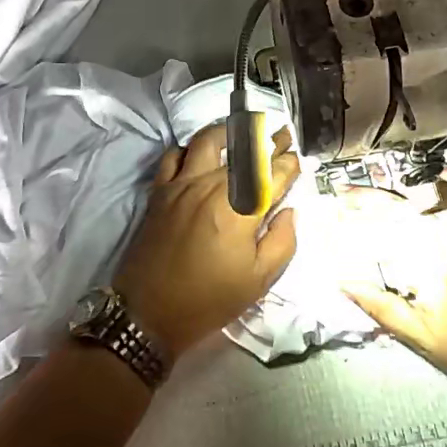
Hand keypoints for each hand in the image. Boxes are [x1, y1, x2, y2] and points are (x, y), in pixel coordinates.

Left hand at [114, 125, 299, 356]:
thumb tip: (289, 213)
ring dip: (230, 133)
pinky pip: (173, 156)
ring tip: (242, 131)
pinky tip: (199, 154)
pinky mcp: (159, 192)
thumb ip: (283, 241)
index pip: (274, 173)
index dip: (289, 163)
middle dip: (268, 142)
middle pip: (245, 152)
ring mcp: (182, 185)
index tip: (298, 158)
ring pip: (207, 141)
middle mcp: (212, 186)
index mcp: (241, 208)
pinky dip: (189, 148)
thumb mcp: (260, 279)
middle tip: (281, 135)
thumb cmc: (209, 299)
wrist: (148, 314)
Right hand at [338, 171, 446, 417]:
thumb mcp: (425, 338)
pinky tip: (434, 178)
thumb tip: (347, 284)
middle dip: (374, 198)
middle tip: (350, 197)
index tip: (339, 210)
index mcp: (438, 266)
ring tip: (379, 184)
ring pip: (435, 194)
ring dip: (403, 187)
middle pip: (408, 205)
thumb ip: (383, 307)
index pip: (388, 228)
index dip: (358, 214)